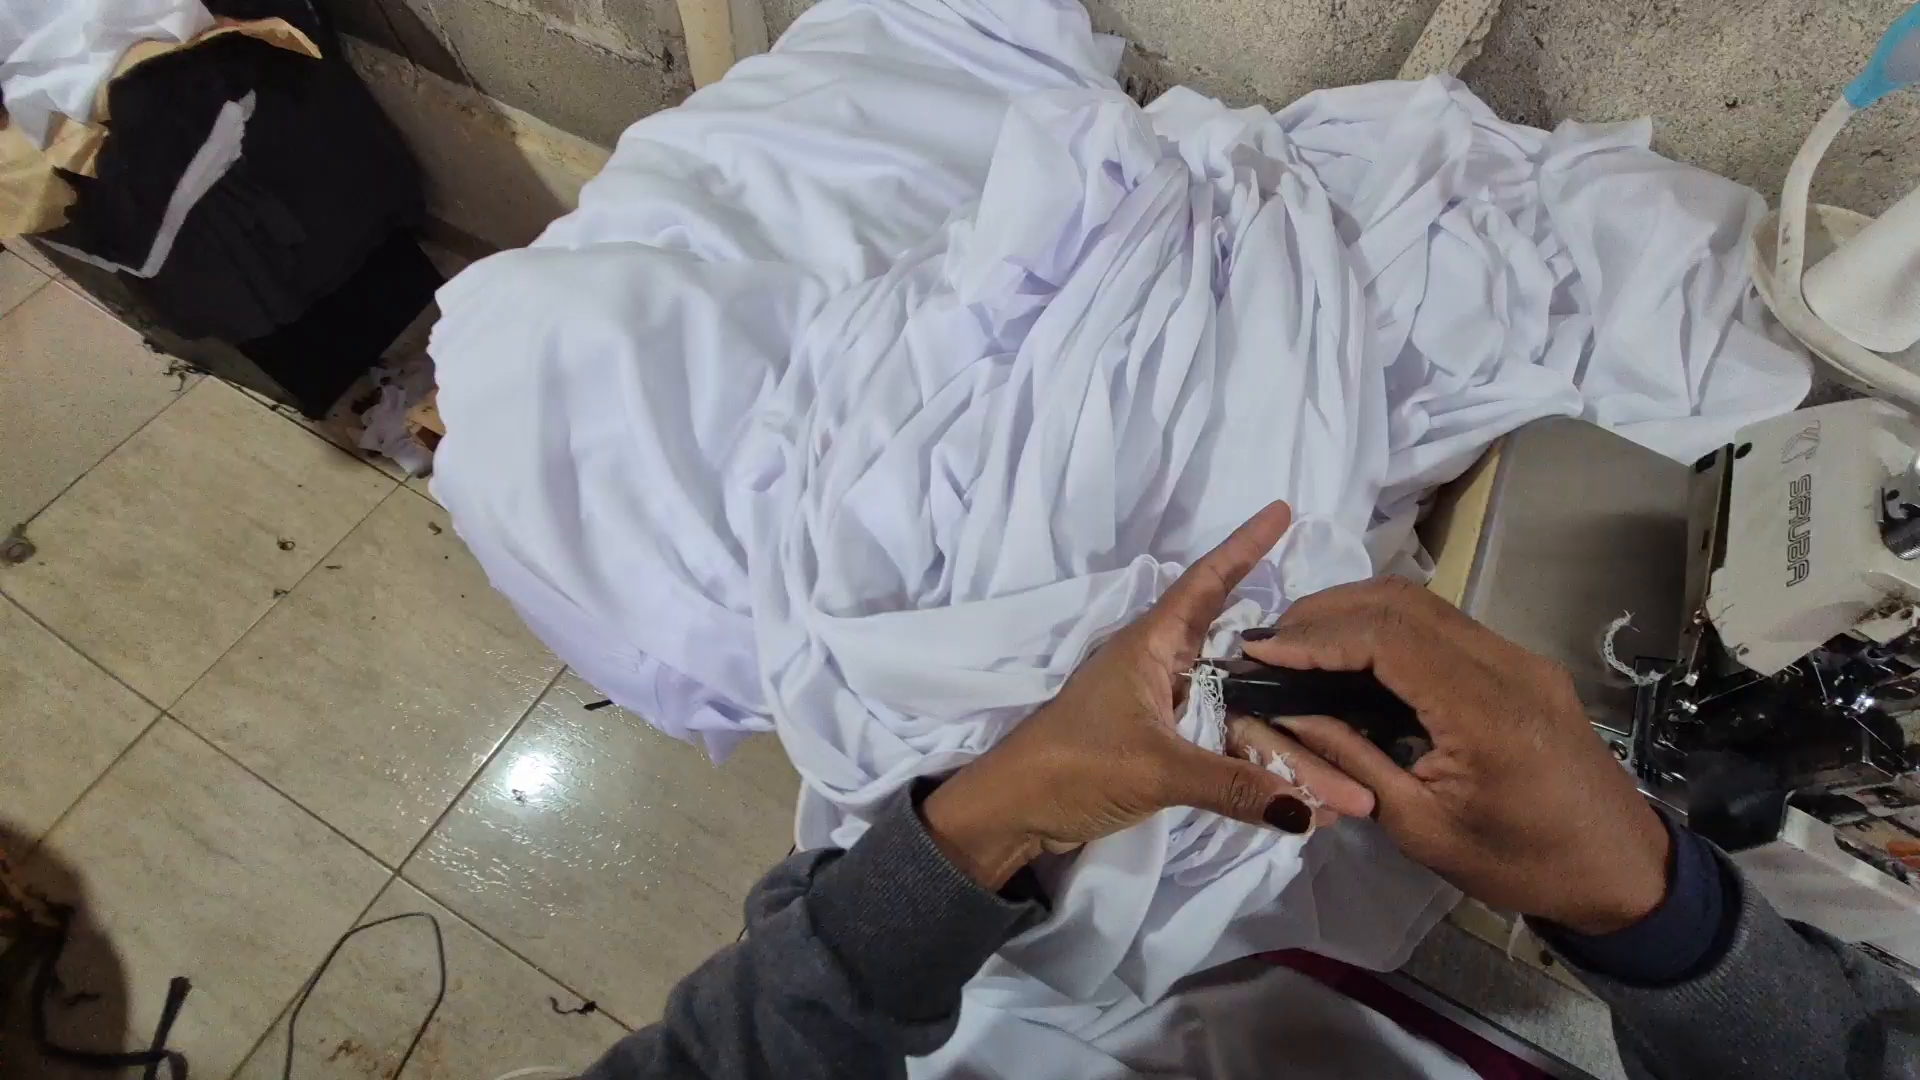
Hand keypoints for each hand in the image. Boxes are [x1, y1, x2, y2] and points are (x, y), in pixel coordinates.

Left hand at [923, 502, 1375, 888]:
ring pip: (1234, 696)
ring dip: (1280, 713)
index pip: (1205, 583)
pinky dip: (1258, 748)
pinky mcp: (1161, 741)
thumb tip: (1308, 814)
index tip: (1280, 510)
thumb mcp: (1154, 768)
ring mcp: (1161, 704)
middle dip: (1285, 643)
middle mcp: (1160, 665)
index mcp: (1150, 645)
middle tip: (1336, 636)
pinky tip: (1300, 772)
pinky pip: (1222, 733)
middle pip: (1233, 641)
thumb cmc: (1076, 763)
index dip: (1243, 546)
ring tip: (1341, 728)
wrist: (1018, 806)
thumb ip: (1230, 784)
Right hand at [1243, 578, 1670, 934]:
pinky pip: (1432, 619)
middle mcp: (1508, 666)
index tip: (1260, 652)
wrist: (1628, 874)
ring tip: (1297, 641)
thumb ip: (1350, 759)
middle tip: (1270, 642)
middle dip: (1321, 613)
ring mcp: (1516, 655)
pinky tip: (1345, 648)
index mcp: (1489, 714)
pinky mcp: (1514, 659)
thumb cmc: (1523, 864)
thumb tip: (1285, 712)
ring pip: (1414, 600)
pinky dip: (1376, 621)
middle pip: (1398, 601)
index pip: (1387, 639)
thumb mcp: (1420, 828)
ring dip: (1347, 610)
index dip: (1316, 638)